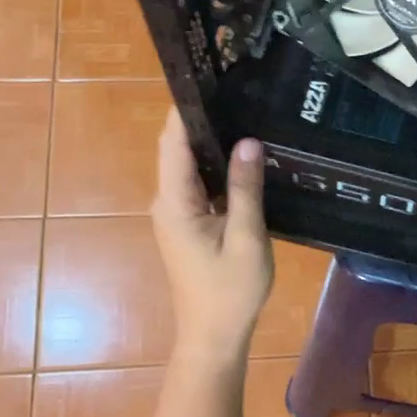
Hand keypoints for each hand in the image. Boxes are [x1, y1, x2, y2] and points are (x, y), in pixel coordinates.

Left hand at [151, 107, 273, 358]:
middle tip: (241, 95)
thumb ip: (245, 189)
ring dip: (213, 145)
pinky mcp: (189, 225)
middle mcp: (168, 202)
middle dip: (204, 121)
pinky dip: (217, 170)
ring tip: (248, 119)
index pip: (173, 142)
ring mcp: (176, 214)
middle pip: (179, 150)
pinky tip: (245, 162)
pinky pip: (199, 186)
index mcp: (175, 202)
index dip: (187, 109)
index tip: (212, 79)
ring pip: (190, 167)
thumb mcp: (246, 238)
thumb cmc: (230, 291)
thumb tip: (248, 141)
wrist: (213, 336)